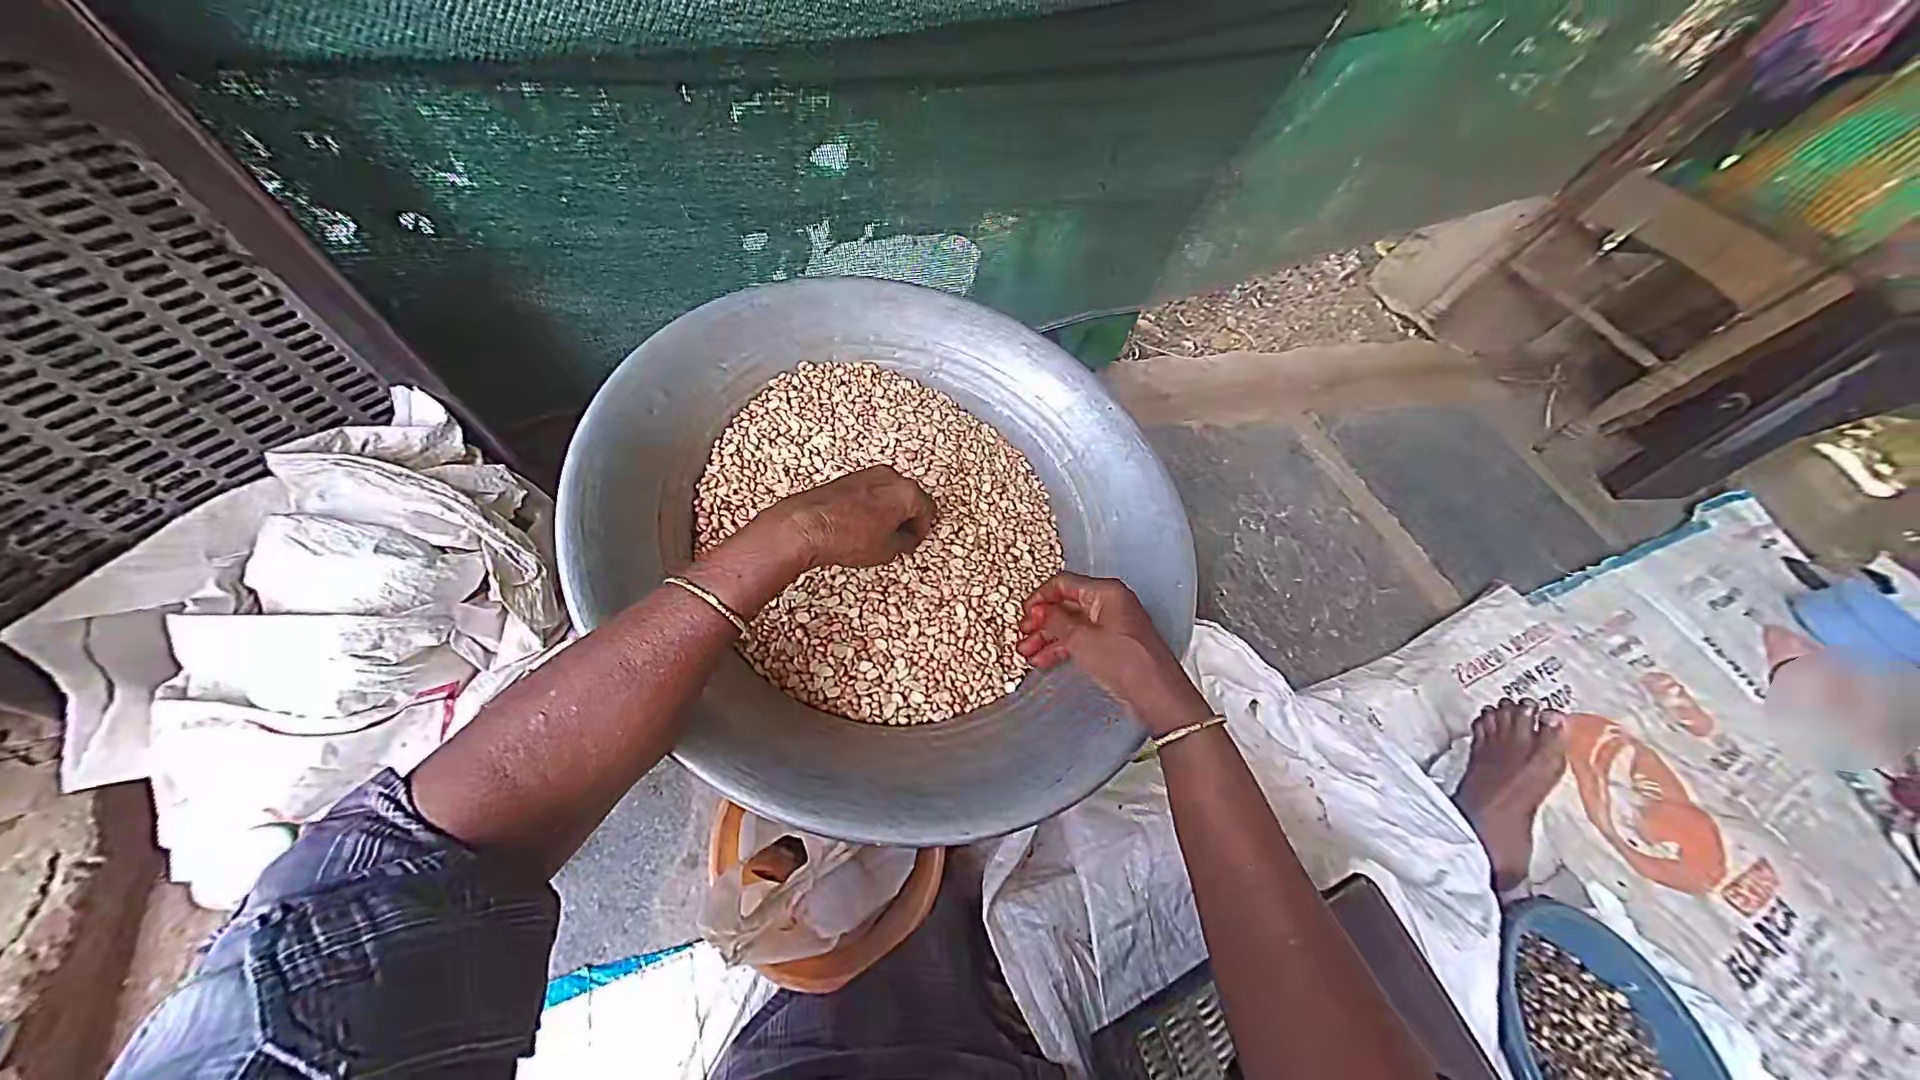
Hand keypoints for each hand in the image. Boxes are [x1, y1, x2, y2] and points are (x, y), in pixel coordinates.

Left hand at [768, 465, 936, 568]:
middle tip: (899, 540)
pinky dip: (870, 508)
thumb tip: (903, 539)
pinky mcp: (848, 479)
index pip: (927, 510)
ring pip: (889, 494)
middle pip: (909, 498)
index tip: (912, 541)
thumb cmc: (845, 535)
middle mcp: (889, 477)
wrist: (806, 527)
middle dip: (906, 519)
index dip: (921, 531)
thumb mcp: (887, 550)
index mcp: (907, 492)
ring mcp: (867, 475)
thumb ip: (904, 542)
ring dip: (888, 512)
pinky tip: (859, 527)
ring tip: (876, 536)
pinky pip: (870, 493)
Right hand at [1017, 573, 1209, 735]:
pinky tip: (1045, 660)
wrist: (1156, 695)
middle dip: (1042, 622)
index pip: (1064, 583)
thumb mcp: (1081, 638)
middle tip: (1024, 634)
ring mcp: (1113, 626)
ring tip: (1028, 652)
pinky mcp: (1113, 646)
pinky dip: (1062, 648)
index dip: (1040, 598)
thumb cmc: (1130, 662)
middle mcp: (1111, 605)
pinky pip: (1081, 641)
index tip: (1026, 613)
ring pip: (1072, 625)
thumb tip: (1040, 612)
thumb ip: (1055, 621)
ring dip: (1048, 638)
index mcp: (1106, 592)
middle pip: (1067, 605)